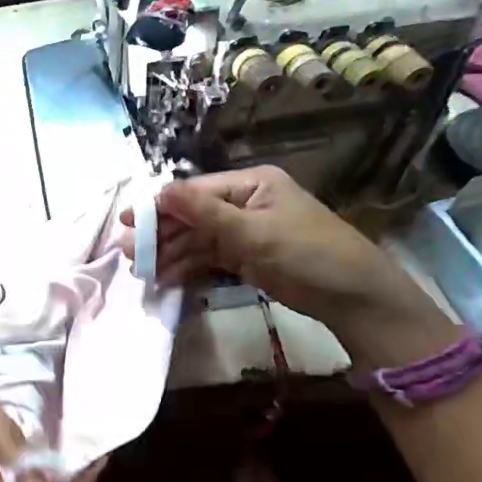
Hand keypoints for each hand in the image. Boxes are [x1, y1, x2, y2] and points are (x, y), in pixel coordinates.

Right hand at [123, 166, 458, 366]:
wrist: (355, 298)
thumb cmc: (307, 254)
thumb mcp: (253, 232)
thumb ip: (204, 212)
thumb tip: (161, 189)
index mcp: (251, 183)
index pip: (195, 191)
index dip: (160, 206)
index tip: (126, 223)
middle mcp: (245, 202)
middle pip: (193, 215)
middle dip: (161, 233)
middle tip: (127, 253)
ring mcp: (246, 231)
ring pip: (198, 239)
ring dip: (171, 254)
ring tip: (142, 271)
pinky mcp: (248, 257)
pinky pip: (210, 258)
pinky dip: (189, 267)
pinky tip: (167, 278)